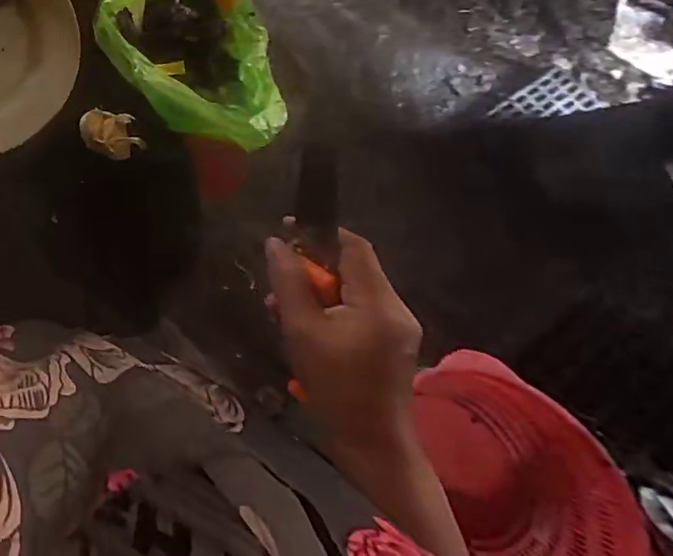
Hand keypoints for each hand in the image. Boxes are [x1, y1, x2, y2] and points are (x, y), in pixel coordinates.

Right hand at [266, 225, 421, 455]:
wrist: (372, 444)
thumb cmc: (335, 383)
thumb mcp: (301, 328)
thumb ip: (288, 281)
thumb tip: (276, 242)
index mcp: (379, 303)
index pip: (354, 246)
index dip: (321, 232)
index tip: (287, 228)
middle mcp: (395, 309)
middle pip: (350, 268)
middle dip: (310, 269)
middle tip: (276, 280)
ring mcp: (396, 328)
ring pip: (350, 290)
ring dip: (315, 292)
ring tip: (281, 309)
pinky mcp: (390, 343)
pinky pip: (356, 310)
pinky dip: (328, 309)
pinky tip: (302, 325)